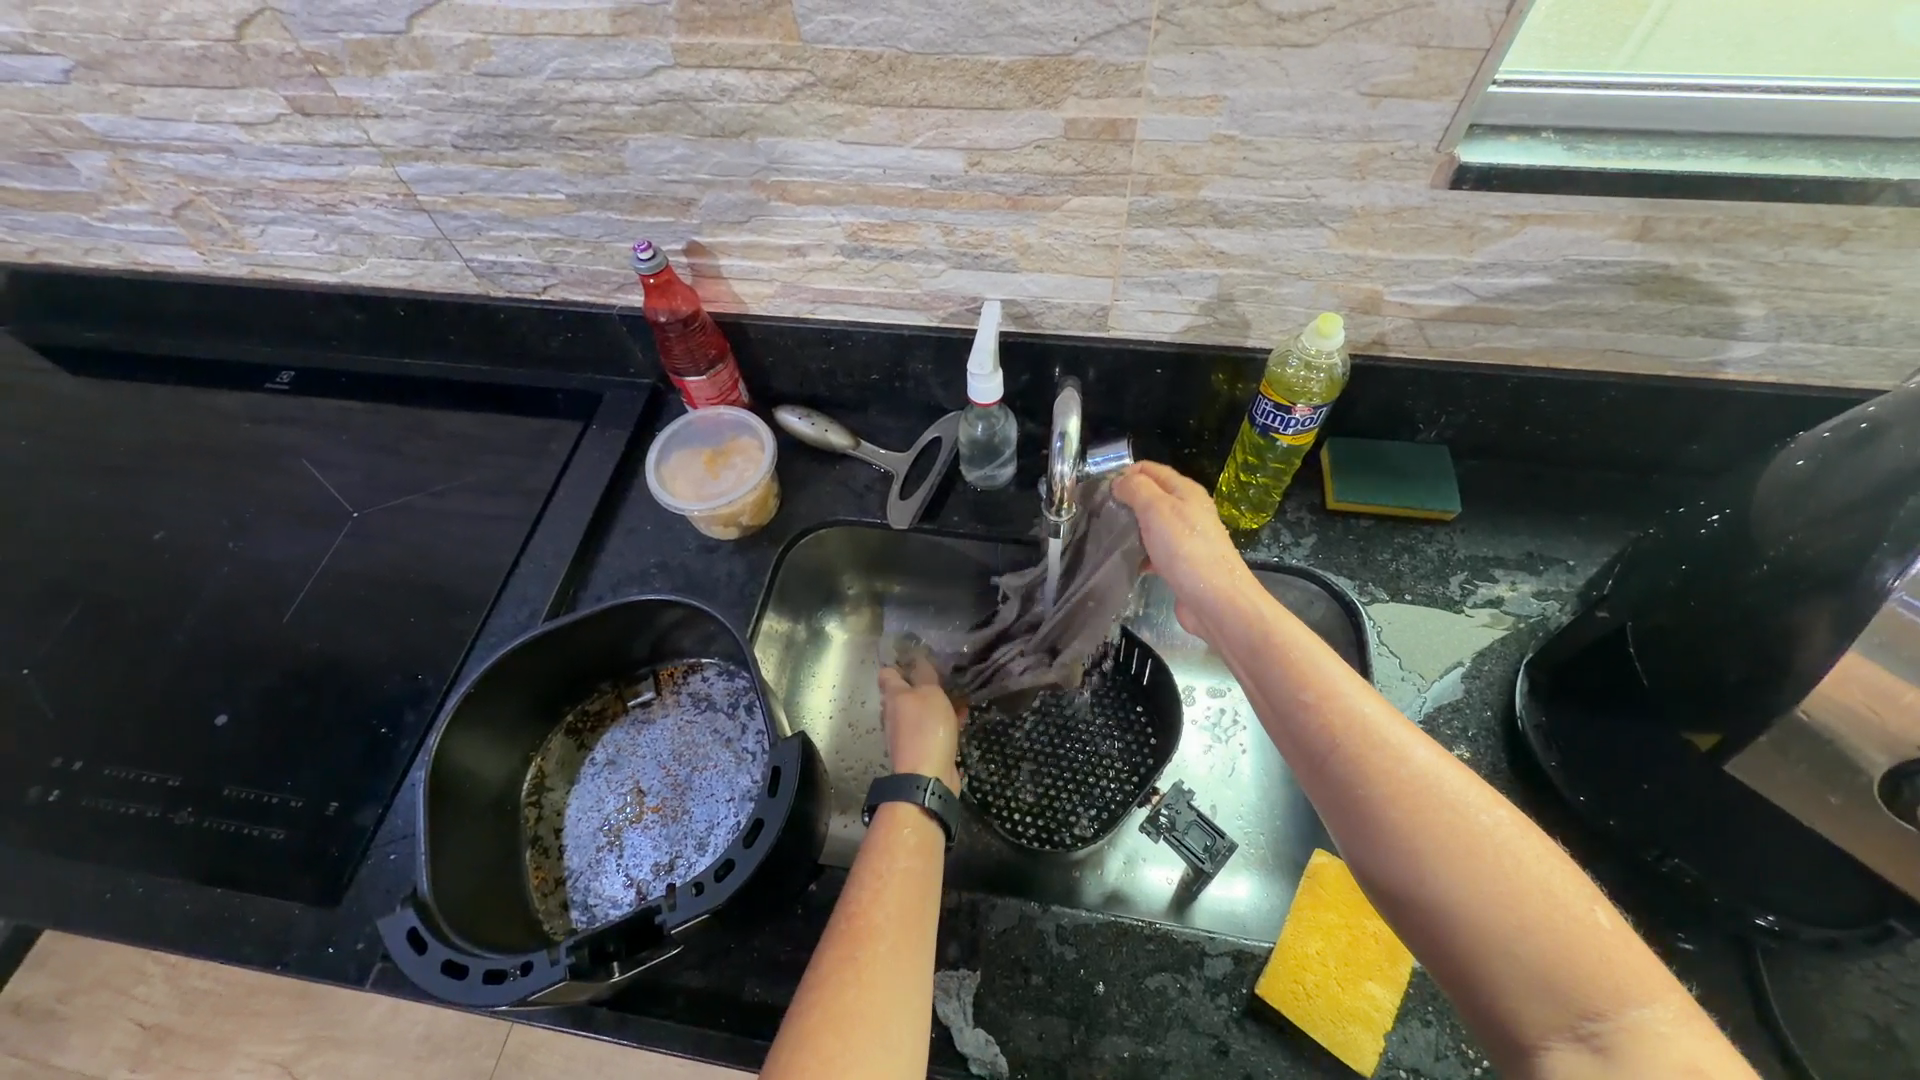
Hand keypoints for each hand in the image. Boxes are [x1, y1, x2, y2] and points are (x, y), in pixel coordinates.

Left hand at [877, 656, 962, 791]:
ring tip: (959, 693)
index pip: (888, 673)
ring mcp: (907, 733)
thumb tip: (919, 659)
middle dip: (923, 684)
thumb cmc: (926, 729)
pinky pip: (933, 728)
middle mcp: (895, 714)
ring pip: (922, 711)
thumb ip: (925, 674)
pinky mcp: (922, 749)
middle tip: (944, 673)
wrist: (927, 778)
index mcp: (893, 696)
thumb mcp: (930, 693)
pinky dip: (945, 721)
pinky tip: (963, 716)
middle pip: (906, 693)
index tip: (918, 657)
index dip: (900, 664)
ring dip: (937, 703)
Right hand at [1113, 461, 1261, 641]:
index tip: (1101, 490)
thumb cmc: (1186, 550)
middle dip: (1124, 501)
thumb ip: (1136, 489)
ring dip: (1130, 529)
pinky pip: (1154, 551)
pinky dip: (1139, 554)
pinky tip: (1126, 563)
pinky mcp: (1180, 563)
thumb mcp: (1157, 509)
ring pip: (1150, 525)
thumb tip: (1119, 481)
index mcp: (1185, 491)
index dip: (1124, 474)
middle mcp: (1187, 510)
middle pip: (1150, 496)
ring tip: (1106, 537)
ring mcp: (1185, 538)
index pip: (1150, 469)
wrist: (1215, 601)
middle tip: (1099, 514)